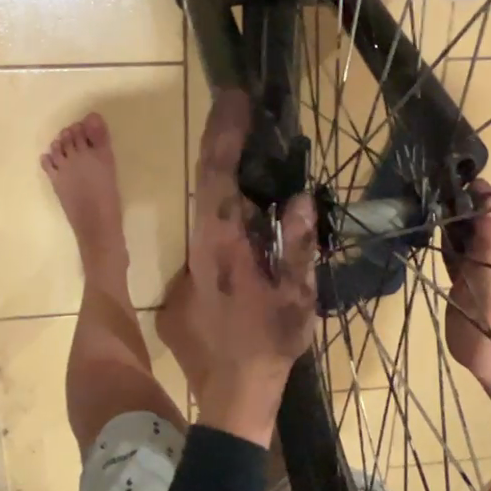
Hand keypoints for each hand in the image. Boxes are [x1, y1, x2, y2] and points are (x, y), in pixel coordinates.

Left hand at [186, 91, 318, 447]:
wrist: (232, 393)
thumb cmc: (269, 345)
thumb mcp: (296, 297)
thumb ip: (297, 246)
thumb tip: (297, 199)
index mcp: (223, 244)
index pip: (217, 175)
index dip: (225, 134)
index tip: (235, 98)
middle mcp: (200, 246)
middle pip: (205, 182)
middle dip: (220, 140)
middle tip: (240, 107)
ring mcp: (193, 262)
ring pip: (206, 207)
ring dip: (224, 172)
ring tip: (249, 145)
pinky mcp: (193, 279)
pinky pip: (209, 229)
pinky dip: (226, 206)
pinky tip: (248, 205)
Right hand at [442, 179, 490, 433]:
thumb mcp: (482, 288)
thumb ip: (487, 242)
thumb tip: (488, 199)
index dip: (464, 193)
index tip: (435, 196)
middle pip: (484, 211)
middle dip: (456, 216)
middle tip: (432, 235)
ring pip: (480, 228)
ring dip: (457, 235)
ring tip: (440, 254)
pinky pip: (481, 246)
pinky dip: (464, 251)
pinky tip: (450, 266)